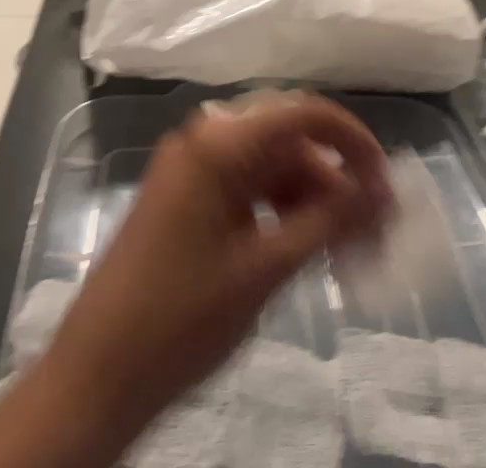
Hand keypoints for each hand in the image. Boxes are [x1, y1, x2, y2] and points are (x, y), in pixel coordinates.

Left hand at [0, 93, 389, 467]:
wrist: (98, 372)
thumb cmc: (181, 317)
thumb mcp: (266, 268)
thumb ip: (329, 220)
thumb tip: (382, 190)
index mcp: (217, 145)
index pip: (302, 113)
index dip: (354, 141)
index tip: (388, 186)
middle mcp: (203, 144)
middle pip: (289, 143)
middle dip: (337, 182)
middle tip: (377, 234)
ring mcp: (191, 173)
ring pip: (272, 171)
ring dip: (314, 203)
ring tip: (350, 255)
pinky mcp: (186, 202)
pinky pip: (248, 192)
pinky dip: (284, 216)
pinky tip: (309, 252)